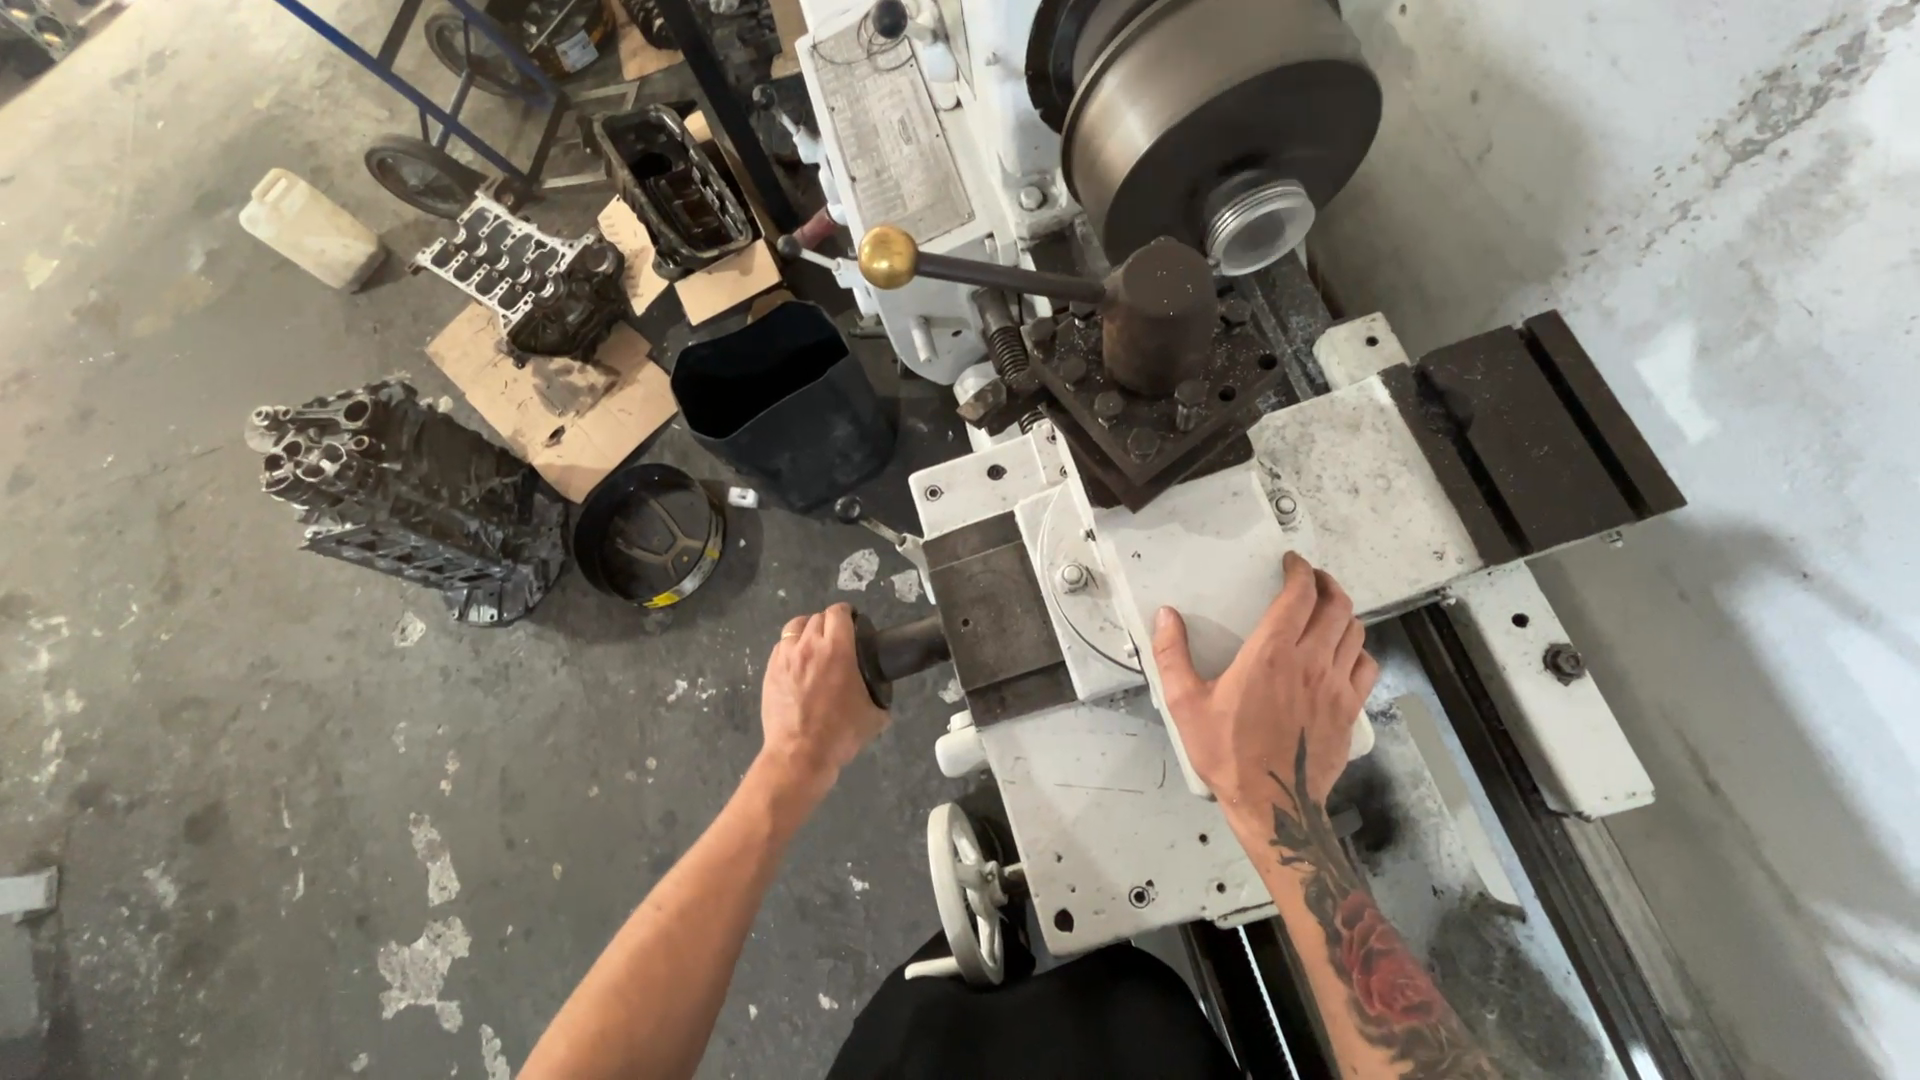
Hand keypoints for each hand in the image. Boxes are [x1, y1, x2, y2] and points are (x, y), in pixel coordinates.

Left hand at [758, 603, 890, 794]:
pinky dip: (791, 648)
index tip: (854, 623)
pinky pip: (781, 647)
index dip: (847, 613)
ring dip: (807, 630)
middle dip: (829, 622)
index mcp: (837, 649)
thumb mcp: (874, 716)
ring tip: (814, 645)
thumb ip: (881, 699)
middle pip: (817, 617)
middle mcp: (809, 646)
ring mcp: (785, 657)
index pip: (839, 613)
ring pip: (795, 627)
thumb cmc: (840, 733)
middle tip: (838, 638)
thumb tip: (882, 699)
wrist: (800, 754)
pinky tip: (798, 663)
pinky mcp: (770, 671)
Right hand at [1152, 553, 1377, 829]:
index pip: (1298, 596)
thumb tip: (1166, 616)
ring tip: (1326, 609)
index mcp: (1270, 654)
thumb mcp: (1185, 704)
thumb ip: (1172, 655)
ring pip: (1355, 631)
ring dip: (1342, 612)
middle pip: (1335, 606)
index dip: (1299, 571)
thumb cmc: (1226, 753)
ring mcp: (1337, 686)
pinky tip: (1343, 652)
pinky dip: (1357, 648)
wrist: (1273, 803)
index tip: (1291, 563)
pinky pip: (1366, 665)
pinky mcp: (1351, 710)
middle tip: (1311, 579)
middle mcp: (1310, 662)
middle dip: (1325, 583)